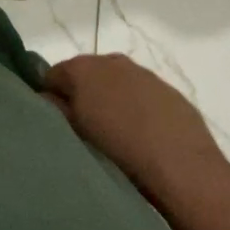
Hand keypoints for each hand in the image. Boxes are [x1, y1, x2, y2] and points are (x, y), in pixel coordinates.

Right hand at [41, 53, 229, 194]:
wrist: (183, 169)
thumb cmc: (117, 149)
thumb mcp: (74, 131)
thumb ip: (54, 108)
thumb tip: (45, 96)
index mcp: (82, 67)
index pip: (52, 75)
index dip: (52, 97)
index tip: (58, 121)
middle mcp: (111, 60)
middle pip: (86, 75)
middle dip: (84, 95)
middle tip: (87, 127)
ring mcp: (144, 74)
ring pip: (117, 83)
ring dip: (113, 100)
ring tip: (119, 133)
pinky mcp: (171, 91)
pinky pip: (144, 95)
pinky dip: (140, 108)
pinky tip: (146, 135)